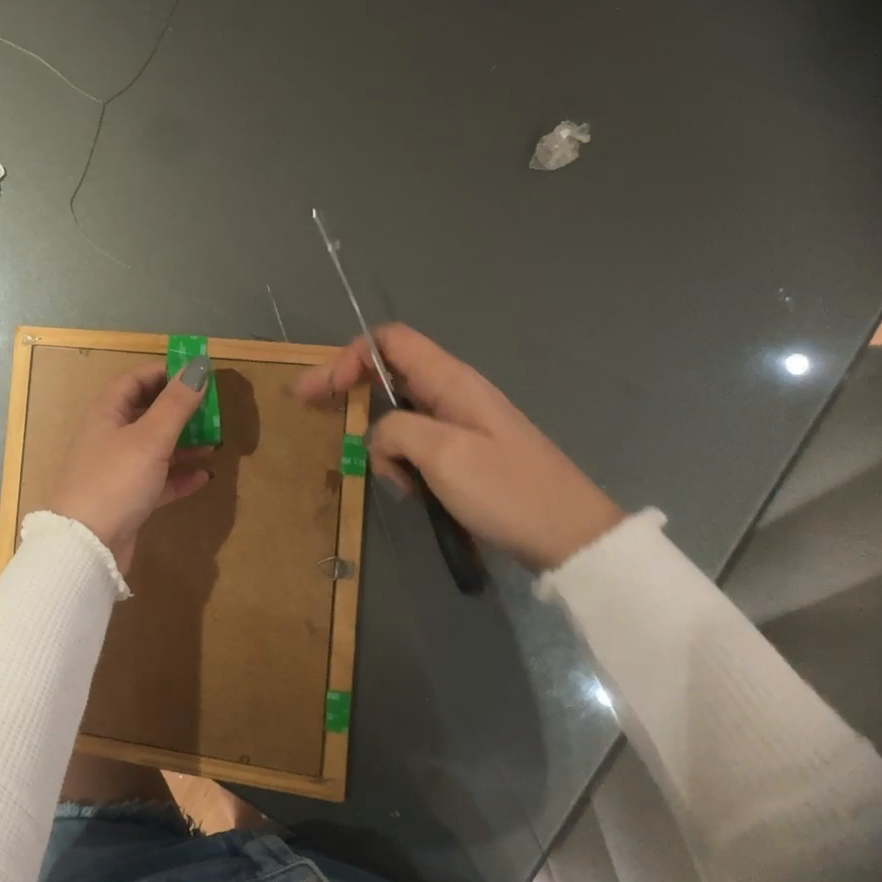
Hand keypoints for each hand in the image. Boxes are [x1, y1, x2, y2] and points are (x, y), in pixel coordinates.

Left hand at [47, 356, 215, 570]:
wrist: (87, 546)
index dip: (165, 373)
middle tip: (214, 411)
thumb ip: (176, 404)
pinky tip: (205, 476)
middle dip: (179, 410)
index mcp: (105, 414)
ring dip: (183, 443)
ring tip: (215, 443)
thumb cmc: (115, 481)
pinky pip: (157, 480)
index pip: (134, 380)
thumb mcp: (150, 438)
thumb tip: (199, 367)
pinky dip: (179, 476)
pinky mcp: (126, 499)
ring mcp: (116, 469)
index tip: (199, 374)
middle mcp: (108, 437)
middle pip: (146, 413)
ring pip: (154, 447)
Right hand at [295, 325, 623, 571]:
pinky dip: (401, 463)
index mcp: (452, 381)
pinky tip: (412, 491)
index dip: (350, 357)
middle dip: (347, 389)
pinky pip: (414, 445)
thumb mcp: (443, 455)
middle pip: (387, 374)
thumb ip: (396, 431)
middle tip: (309, 407)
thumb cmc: (508, 492)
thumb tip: (379, 437)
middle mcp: (454, 393)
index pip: (390, 341)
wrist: (572, 540)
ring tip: (395, 480)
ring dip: (381, 444)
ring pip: (396, 416)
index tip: (324, 391)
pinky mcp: (463, 454)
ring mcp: (460, 424)